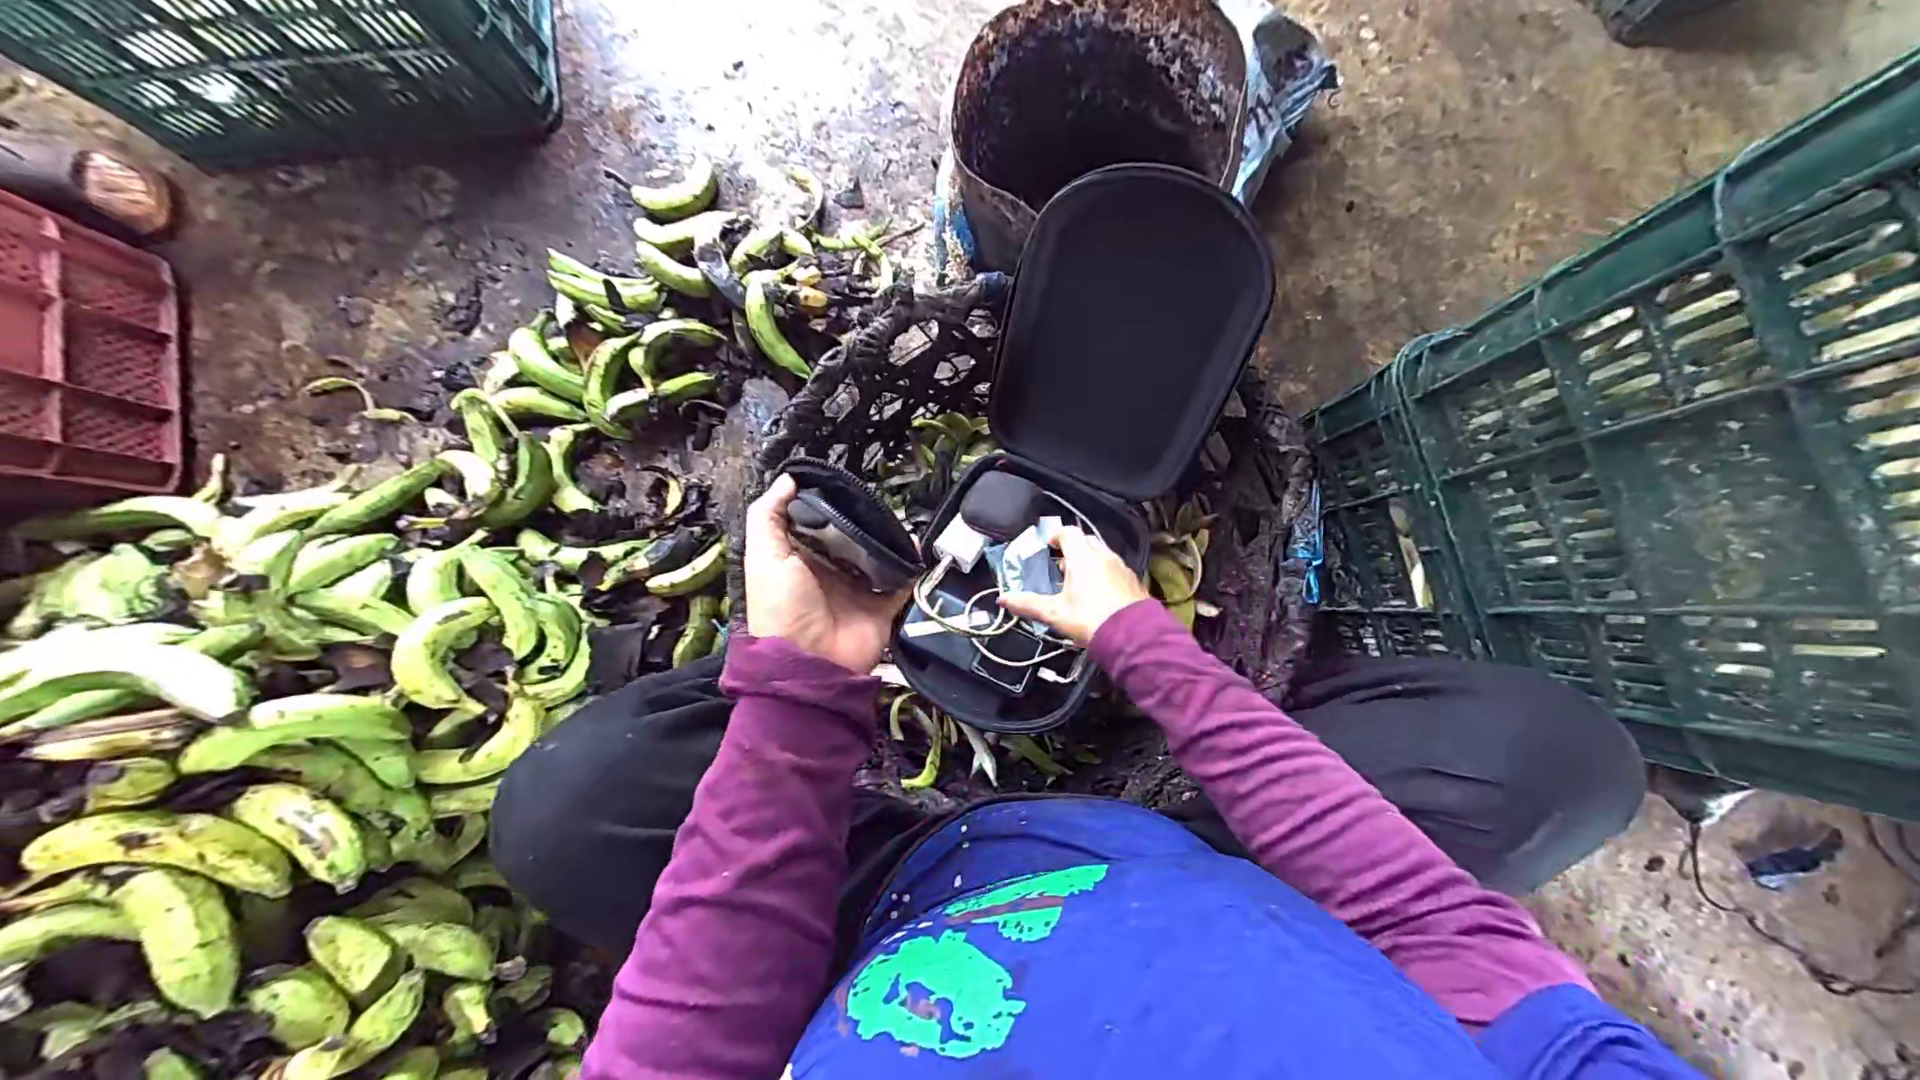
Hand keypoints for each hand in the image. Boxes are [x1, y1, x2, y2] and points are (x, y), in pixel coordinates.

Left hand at [744, 474, 908, 672]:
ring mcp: (856, 588)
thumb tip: (787, 480)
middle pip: (849, 536)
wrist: (813, 662)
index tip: (841, 484)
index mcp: (798, 558)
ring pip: (876, 555)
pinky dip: (909, 565)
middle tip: (874, 502)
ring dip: (888, 539)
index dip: (825, 504)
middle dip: (862, 519)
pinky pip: (900, 580)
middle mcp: (828, 570)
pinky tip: (913, 547)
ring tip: (896, 521)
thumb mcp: (764, 557)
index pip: (814, 522)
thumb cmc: (782, 610)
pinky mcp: (879, 604)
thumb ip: (768, 516)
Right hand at [996, 526, 1148, 645]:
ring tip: (1077, 581)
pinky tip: (1097, 593)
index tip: (1048, 545)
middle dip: (1071, 549)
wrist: (1133, 637)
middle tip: (1060, 565)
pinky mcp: (1132, 580)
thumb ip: (1028, 604)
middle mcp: (1103, 556)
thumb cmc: (1092, 620)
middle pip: (1085, 541)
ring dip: (1088, 561)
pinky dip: (1103, 573)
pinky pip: (1114, 568)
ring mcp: (1120, 567)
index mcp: (1082, 557)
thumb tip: (1004, 599)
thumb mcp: (1055, 613)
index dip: (1056, 535)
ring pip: (1101, 554)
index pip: (1068, 532)